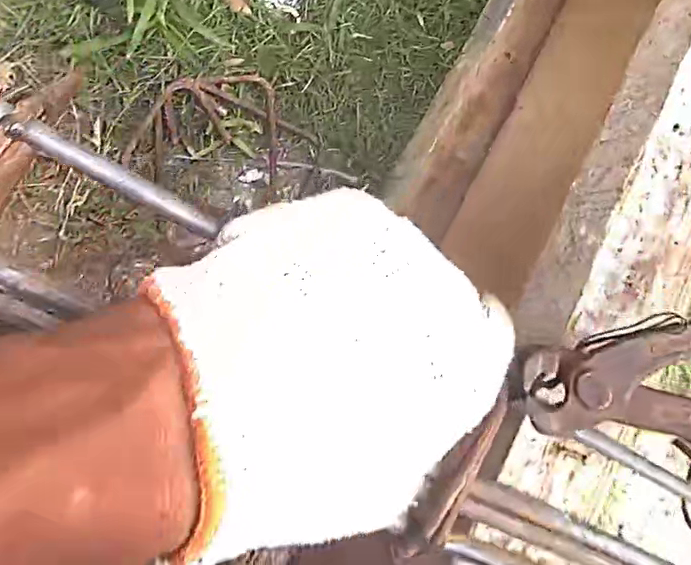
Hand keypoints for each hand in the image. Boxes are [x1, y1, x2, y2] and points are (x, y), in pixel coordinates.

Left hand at [142, 188, 513, 562]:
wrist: (204, 403)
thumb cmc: (290, 460)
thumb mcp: (379, 481)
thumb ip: (421, 429)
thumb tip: (416, 401)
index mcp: (468, 363)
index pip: (485, 330)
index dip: (446, 338)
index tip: (419, 342)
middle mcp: (447, 293)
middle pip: (432, 285)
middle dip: (395, 304)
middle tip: (346, 332)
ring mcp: (397, 243)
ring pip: (388, 251)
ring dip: (355, 272)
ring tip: (302, 309)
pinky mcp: (347, 209)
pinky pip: (344, 225)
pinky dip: (316, 244)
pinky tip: (282, 281)